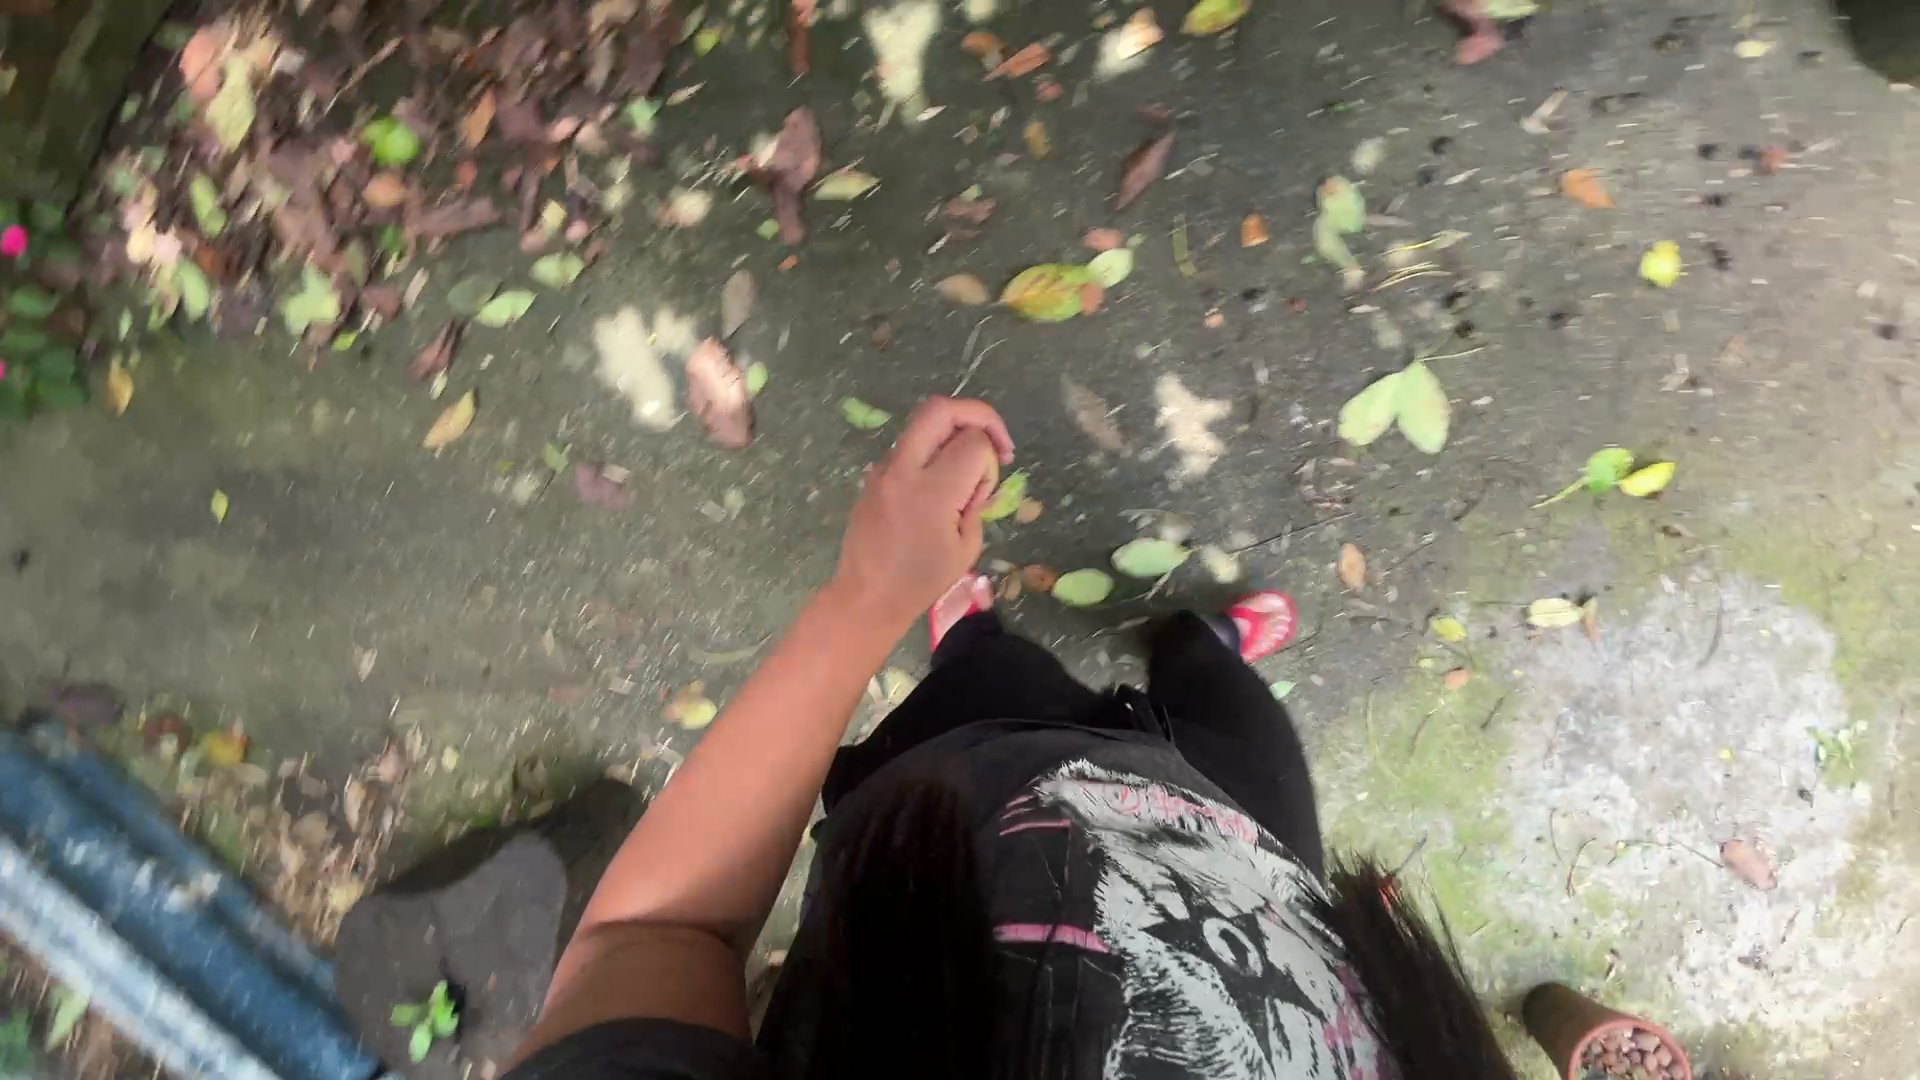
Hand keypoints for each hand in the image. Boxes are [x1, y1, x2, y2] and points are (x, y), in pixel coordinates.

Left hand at [829, 397, 1014, 631]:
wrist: (867, 595)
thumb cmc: (921, 581)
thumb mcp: (967, 546)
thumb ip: (977, 501)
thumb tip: (977, 476)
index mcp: (931, 492)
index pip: (974, 442)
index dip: (991, 458)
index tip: (988, 489)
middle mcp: (904, 469)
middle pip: (942, 408)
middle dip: (978, 415)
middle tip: (995, 442)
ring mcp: (883, 468)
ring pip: (923, 421)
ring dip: (954, 431)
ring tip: (968, 466)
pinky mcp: (874, 474)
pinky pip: (910, 445)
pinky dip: (933, 450)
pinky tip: (941, 483)